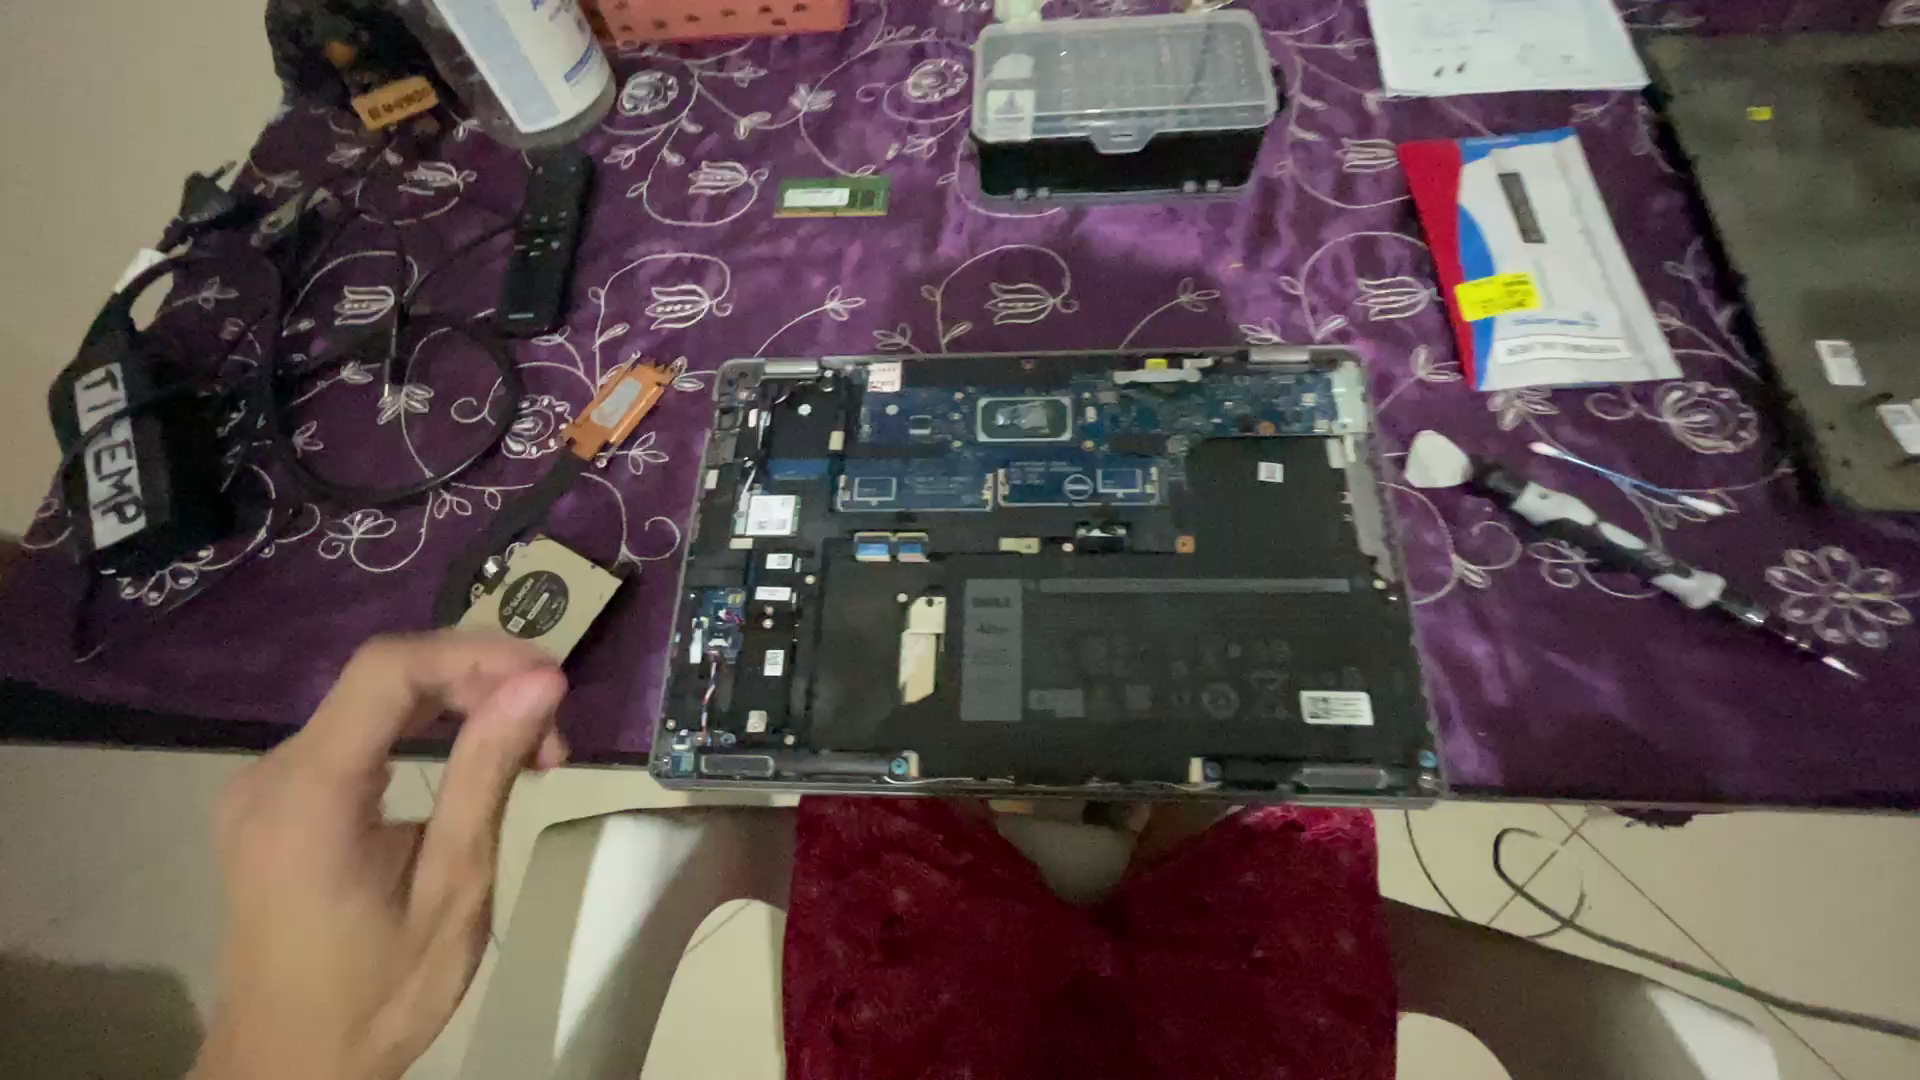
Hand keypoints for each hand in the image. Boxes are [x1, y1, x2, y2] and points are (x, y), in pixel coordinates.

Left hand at [190, 632, 570, 1079]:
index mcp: (307, 794)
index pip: (389, 669)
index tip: (553, 680)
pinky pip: (372, 728)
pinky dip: (440, 726)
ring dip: (471, 704)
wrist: (291, 1069)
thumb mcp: (455, 881)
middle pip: (391, 677)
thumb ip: (488, 771)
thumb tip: (544, 682)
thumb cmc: (381, 989)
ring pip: (387, 697)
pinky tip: (484, 755)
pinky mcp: (288, 794)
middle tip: (555, 733)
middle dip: (487, 682)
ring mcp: (274, 781)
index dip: (479, 652)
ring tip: (536, 750)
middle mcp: (274, 771)